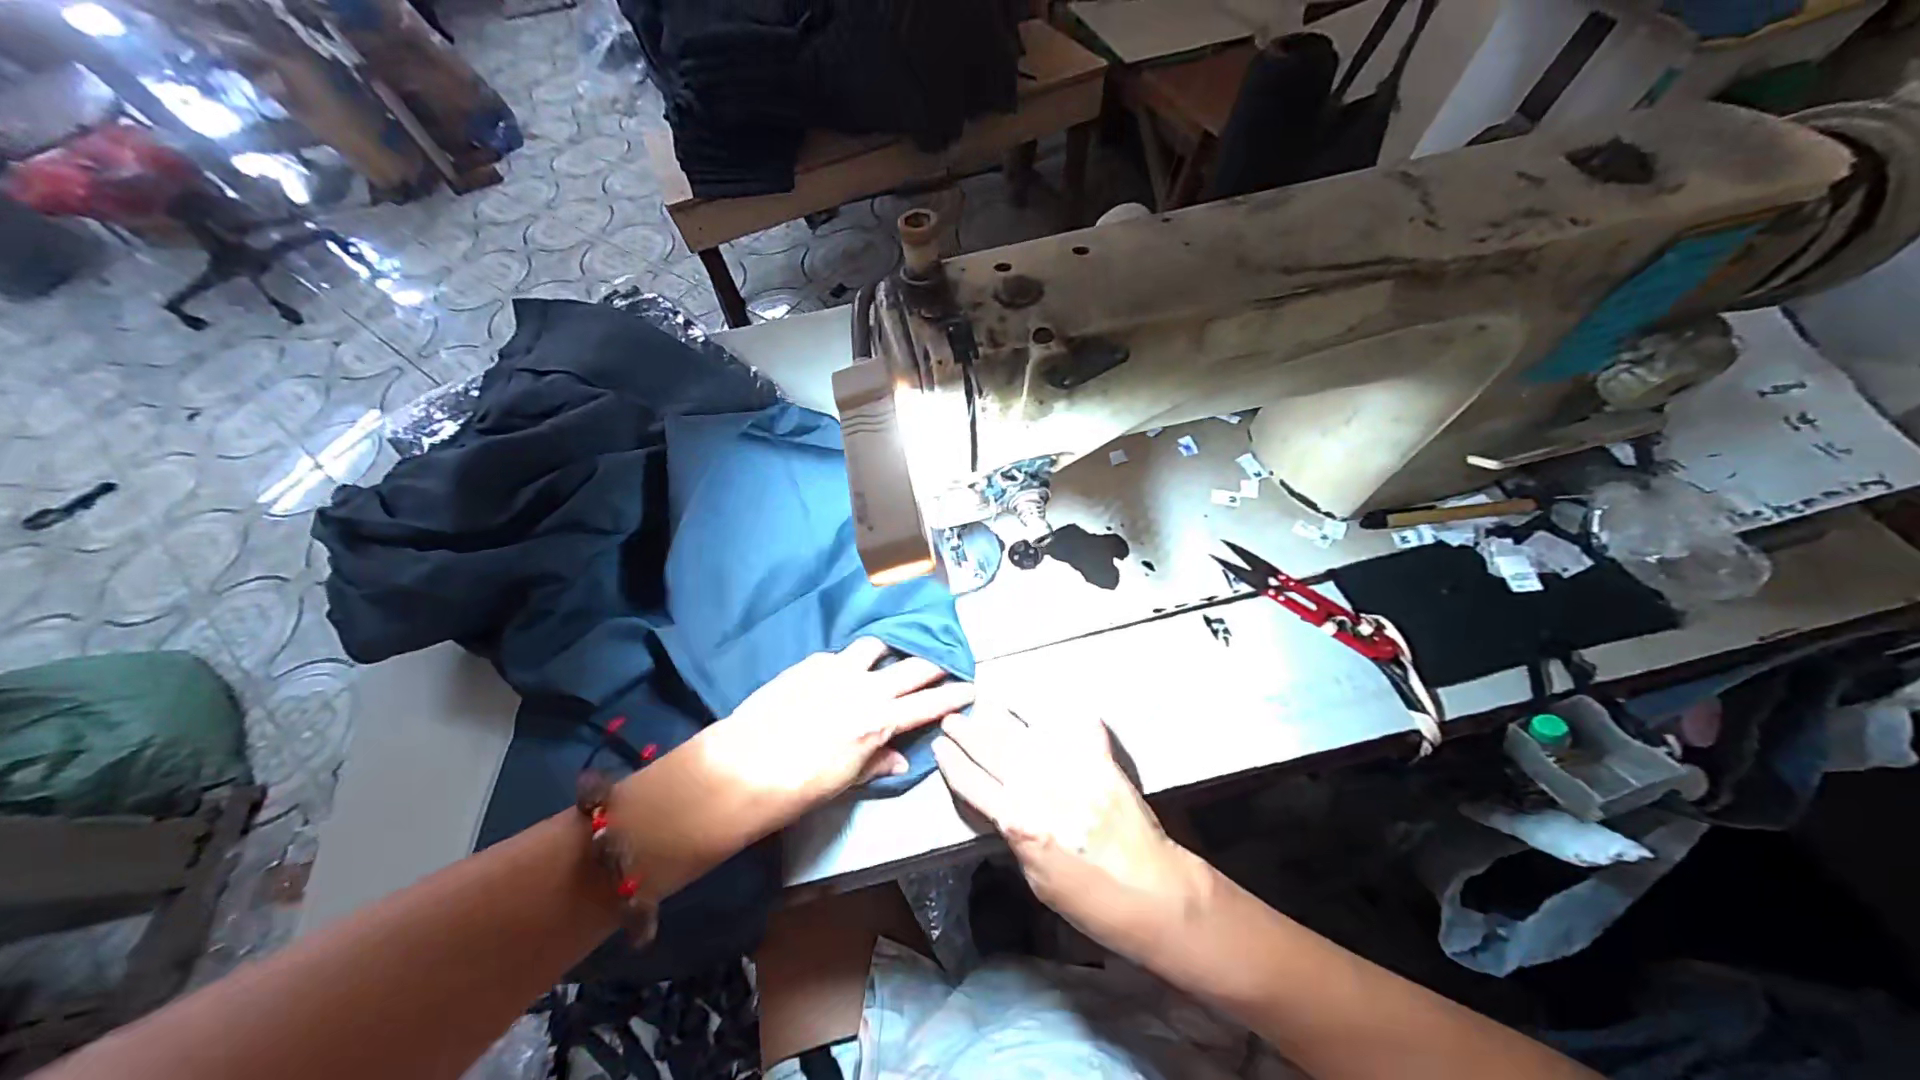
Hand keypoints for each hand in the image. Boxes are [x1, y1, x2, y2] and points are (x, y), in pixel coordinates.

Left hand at [700, 638, 974, 818]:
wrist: (746, 764)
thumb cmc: (801, 784)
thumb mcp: (846, 779)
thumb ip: (877, 762)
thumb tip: (899, 759)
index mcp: (880, 720)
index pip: (930, 704)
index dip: (954, 696)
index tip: (970, 688)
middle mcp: (866, 688)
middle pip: (912, 668)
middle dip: (932, 665)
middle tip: (943, 665)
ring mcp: (838, 670)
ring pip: (875, 647)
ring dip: (886, 653)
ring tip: (886, 658)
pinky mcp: (811, 663)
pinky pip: (839, 656)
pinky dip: (847, 662)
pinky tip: (838, 673)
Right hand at [932, 706, 1209, 962]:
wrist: (1152, 892)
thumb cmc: (1091, 900)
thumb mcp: (1036, 878)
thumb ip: (1017, 834)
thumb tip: (1005, 807)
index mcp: (1020, 821)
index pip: (973, 783)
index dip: (953, 762)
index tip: (940, 746)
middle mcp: (1041, 788)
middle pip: (994, 750)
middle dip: (969, 731)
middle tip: (954, 716)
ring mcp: (1072, 769)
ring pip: (1027, 733)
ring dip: (1003, 717)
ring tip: (987, 704)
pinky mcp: (1101, 761)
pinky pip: (1078, 728)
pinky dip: (1064, 716)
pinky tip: (1050, 707)